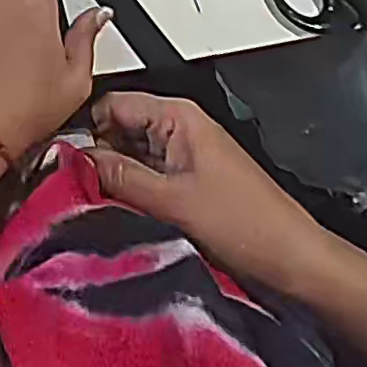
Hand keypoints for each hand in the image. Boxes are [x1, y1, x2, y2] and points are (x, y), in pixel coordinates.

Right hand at [87, 92, 328, 293]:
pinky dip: (130, 186)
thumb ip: (122, 176)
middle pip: (117, 126)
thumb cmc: (253, 225)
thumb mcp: (174, 201)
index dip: (88, 126)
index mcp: (178, 115)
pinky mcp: (183, 176)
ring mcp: (180, 152)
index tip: (69, 153)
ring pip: (128, 151)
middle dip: (99, 152)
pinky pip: (143, 171)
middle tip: (82, 180)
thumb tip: (79, 159)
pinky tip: (122, 206)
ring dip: (115, 172)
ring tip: (102, 196)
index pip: (112, 103)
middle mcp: (177, 126)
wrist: (298, 263)